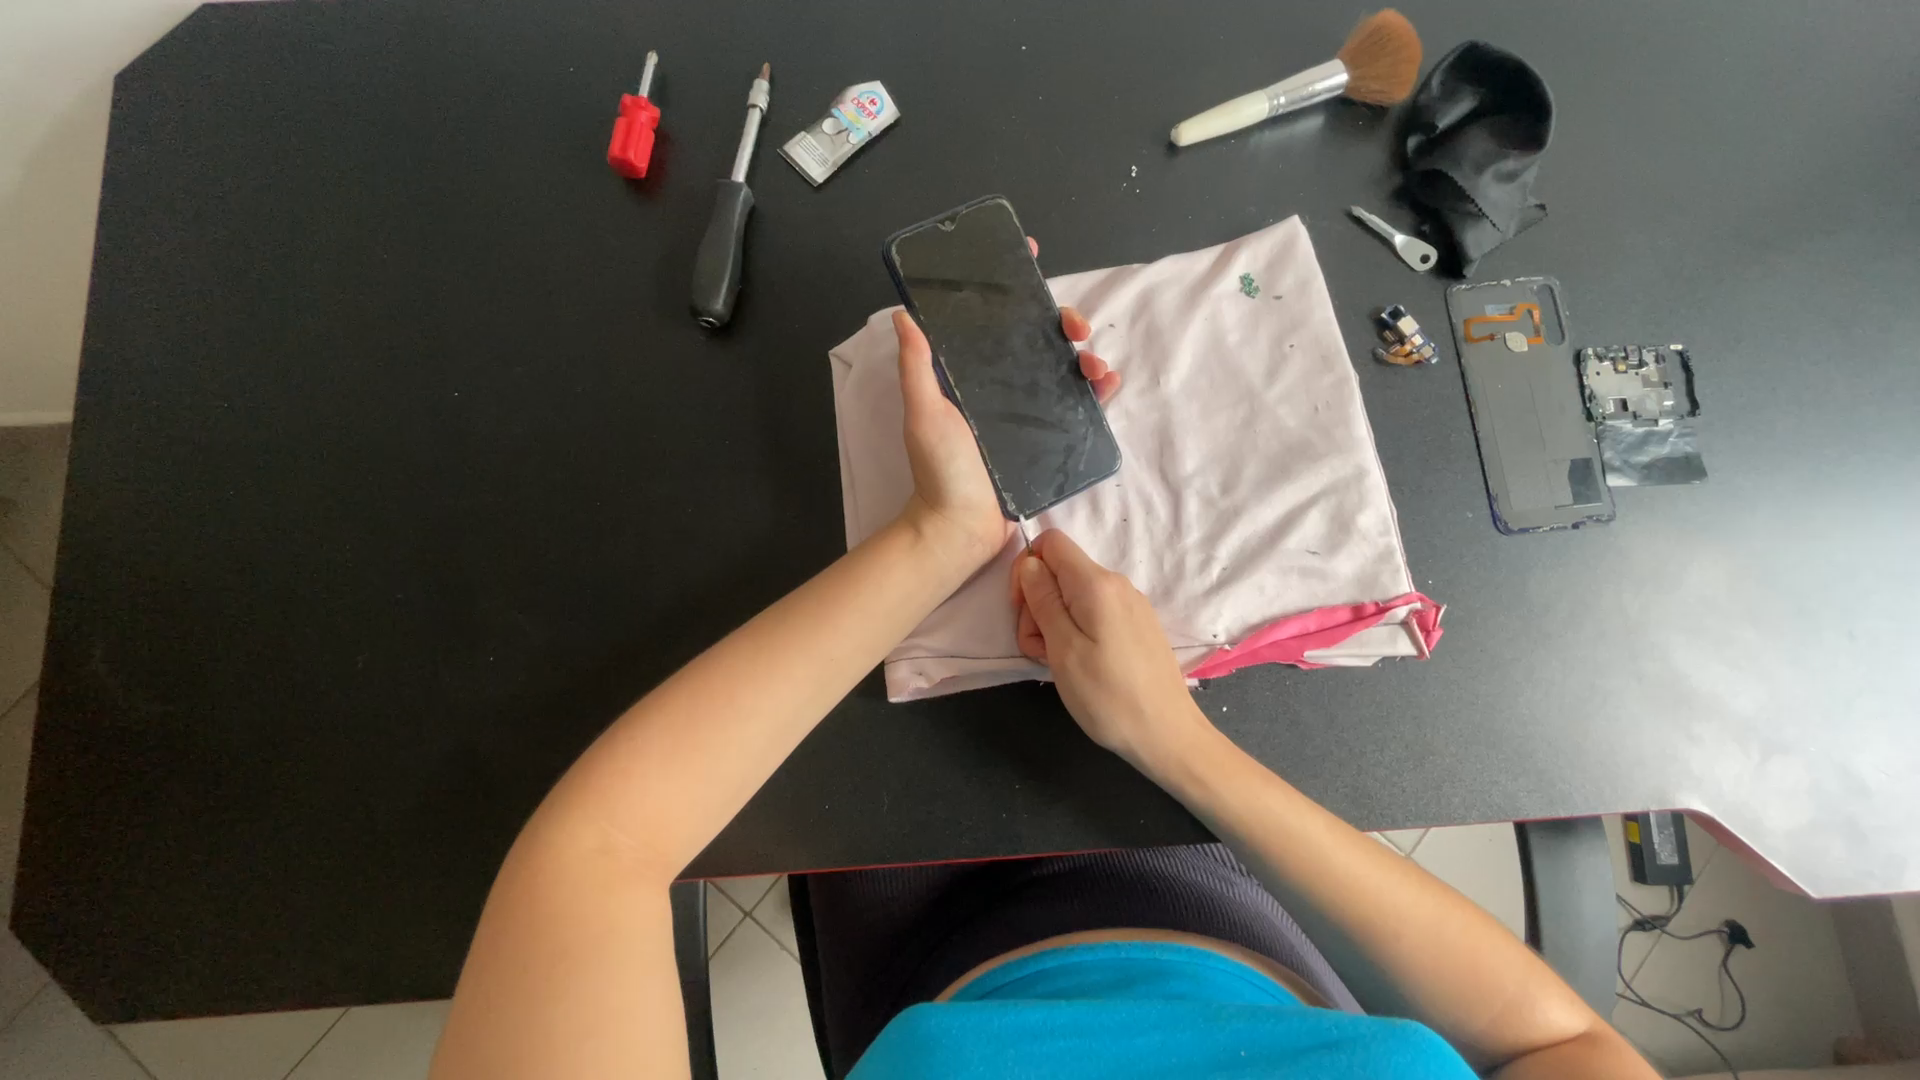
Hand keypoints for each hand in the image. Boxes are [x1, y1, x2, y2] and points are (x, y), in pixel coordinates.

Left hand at [892, 237, 1120, 573]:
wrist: (962, 526)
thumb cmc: (940, 470)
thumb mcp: (924, 412)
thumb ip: (917, 365)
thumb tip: (905, 312)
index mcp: (971, 373)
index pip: (992, 321)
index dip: (1012, 287)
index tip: (1032, 258)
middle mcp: (1000, 386)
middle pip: (1037, 339)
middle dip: (1062, 322)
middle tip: (1075, 326)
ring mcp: (1026, 412)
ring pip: (1063, 369)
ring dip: (1086, 356)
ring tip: (1095, 364)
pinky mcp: (1047, 438)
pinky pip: (1078, 408)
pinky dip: (1097, 392)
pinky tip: (1108, 384)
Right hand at [1010, 529, 1210, 765]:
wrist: (1167, 735)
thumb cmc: (1108, 696)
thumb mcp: (1062, 649)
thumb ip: (1043, 600)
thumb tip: (1030, 562)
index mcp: (1096, 584)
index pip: (1051, 541)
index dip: (1025, 567)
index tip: (1021, 608)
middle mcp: (1117, 584)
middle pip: (1059, 571)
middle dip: (1036, 603)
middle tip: (1037, 649)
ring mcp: (1130, 605)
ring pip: (1073, 595)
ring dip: (1053, 623)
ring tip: (1056, 663)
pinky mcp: (1137, 625)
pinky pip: (1094, 613)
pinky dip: (1076, 632)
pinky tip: (1078, 665)